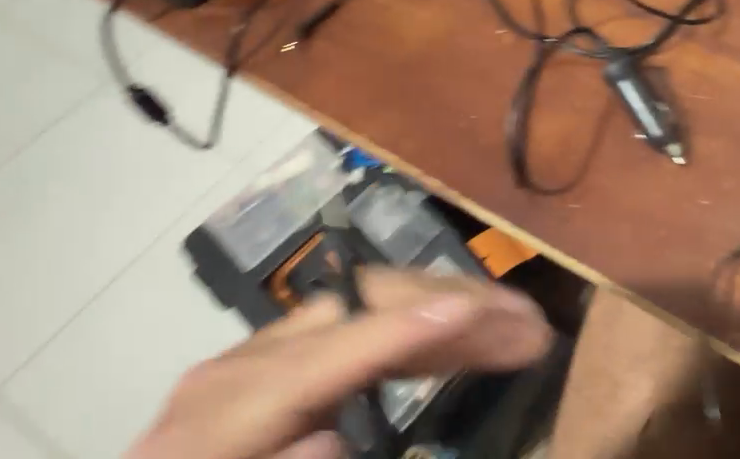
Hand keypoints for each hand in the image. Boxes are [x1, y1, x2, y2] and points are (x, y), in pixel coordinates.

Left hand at [128, 267, 553, 458]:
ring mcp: (260, 360)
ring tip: (520, 324)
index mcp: (211, 428)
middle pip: (359, 306)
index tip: (475, 310)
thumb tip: (335, 438)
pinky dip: (427, 326)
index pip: (318, 361)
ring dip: (455, 307)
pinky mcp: (281, 363)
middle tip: (528, 321)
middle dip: (453, 301)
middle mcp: (238, 373)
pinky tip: (471, 337)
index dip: (399, 331)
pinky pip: (368, 324)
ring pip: (373, 303)